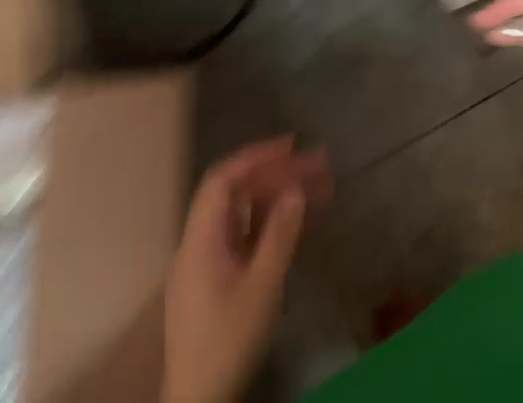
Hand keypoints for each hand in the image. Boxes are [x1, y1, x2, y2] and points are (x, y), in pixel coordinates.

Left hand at [163, 138, 332, 402]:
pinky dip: (274, 222)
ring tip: (321, 187)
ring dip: (280, 196)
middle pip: (236, 194)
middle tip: (320, 165)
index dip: (256, 157)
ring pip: (245, 214)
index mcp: (201, 241)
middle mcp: (200, 244)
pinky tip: (304, 219)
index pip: (222, 181)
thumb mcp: (262, 286)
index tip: (292, 145)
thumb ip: (279, 235)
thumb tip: (296, 190)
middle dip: (277, 174)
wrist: (201, 396)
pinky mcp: (220, 278)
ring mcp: (209, 262)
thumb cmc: (230, 339)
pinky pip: (247, 236)